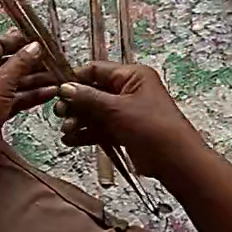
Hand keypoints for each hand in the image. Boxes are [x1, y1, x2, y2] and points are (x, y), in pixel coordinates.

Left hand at [0, 33, 56, 143]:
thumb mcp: (2, 81)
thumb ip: (21, 62)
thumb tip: (35, 46)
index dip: (19, 40)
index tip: (41, 39)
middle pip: (10, 64)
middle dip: (33, 63)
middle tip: (55, 60)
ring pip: (16, 82)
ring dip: (36, 80)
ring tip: (58, 77)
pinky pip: (17, 98)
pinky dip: (32, 96)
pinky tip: (50, 93)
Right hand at [53, 62, 203, 180]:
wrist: (175, 160)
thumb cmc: (150, 127)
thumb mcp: (116, 108)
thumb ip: (88, 97)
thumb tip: (65, 88)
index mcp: (132, 76)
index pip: (96, 70)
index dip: (75, 79)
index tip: (57, 90)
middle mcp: (128, 90)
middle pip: (93, 92)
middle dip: (75, 104)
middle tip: (59, 114)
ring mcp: (125, 112)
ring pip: (94, 112)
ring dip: (78, 121)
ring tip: (66, 131)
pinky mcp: (123, 131)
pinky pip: (100, 128)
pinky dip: (86, 133)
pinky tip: (70, 141)